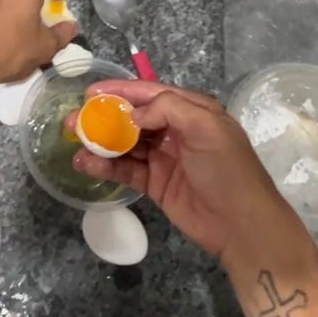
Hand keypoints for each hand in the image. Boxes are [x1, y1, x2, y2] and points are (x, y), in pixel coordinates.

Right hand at [73, 80, 298, 259]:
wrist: (242, 226)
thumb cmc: (227, 170)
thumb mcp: (206, 128)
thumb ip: (168, 108)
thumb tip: (132, 114)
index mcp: (191, 111)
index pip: (149, 93)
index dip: (120, 91)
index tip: (90, 92)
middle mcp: (175, 130)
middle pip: (132, 117)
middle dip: (103, 117)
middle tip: (75, 121)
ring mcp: (164, 157)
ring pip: (125, 144)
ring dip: (99, 143)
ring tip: (75, 143)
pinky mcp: (155, 183)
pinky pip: (126, 169)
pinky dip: (105, 166)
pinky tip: (86, 165)